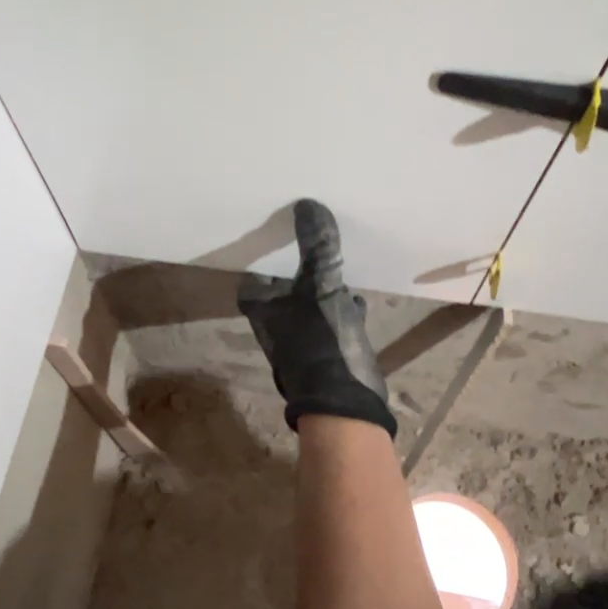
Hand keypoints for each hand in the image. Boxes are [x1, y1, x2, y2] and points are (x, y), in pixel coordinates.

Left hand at [236, 199, 396, 438]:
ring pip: (308, 304)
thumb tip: (308, 205)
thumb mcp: (322, 287)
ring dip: (319, 286)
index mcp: (264, 310)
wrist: (345, 403)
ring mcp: (303, 340)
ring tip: (333, 261)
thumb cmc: (322, 342)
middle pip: (280, 291)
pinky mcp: (328, 350)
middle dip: (293, 269)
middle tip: (304, 239)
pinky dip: (340, 305)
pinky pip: (331, 319)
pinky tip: (356, 296)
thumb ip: (318, 249)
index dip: (257, 258)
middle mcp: (277, 325)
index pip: (251, 281)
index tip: (270, 235)